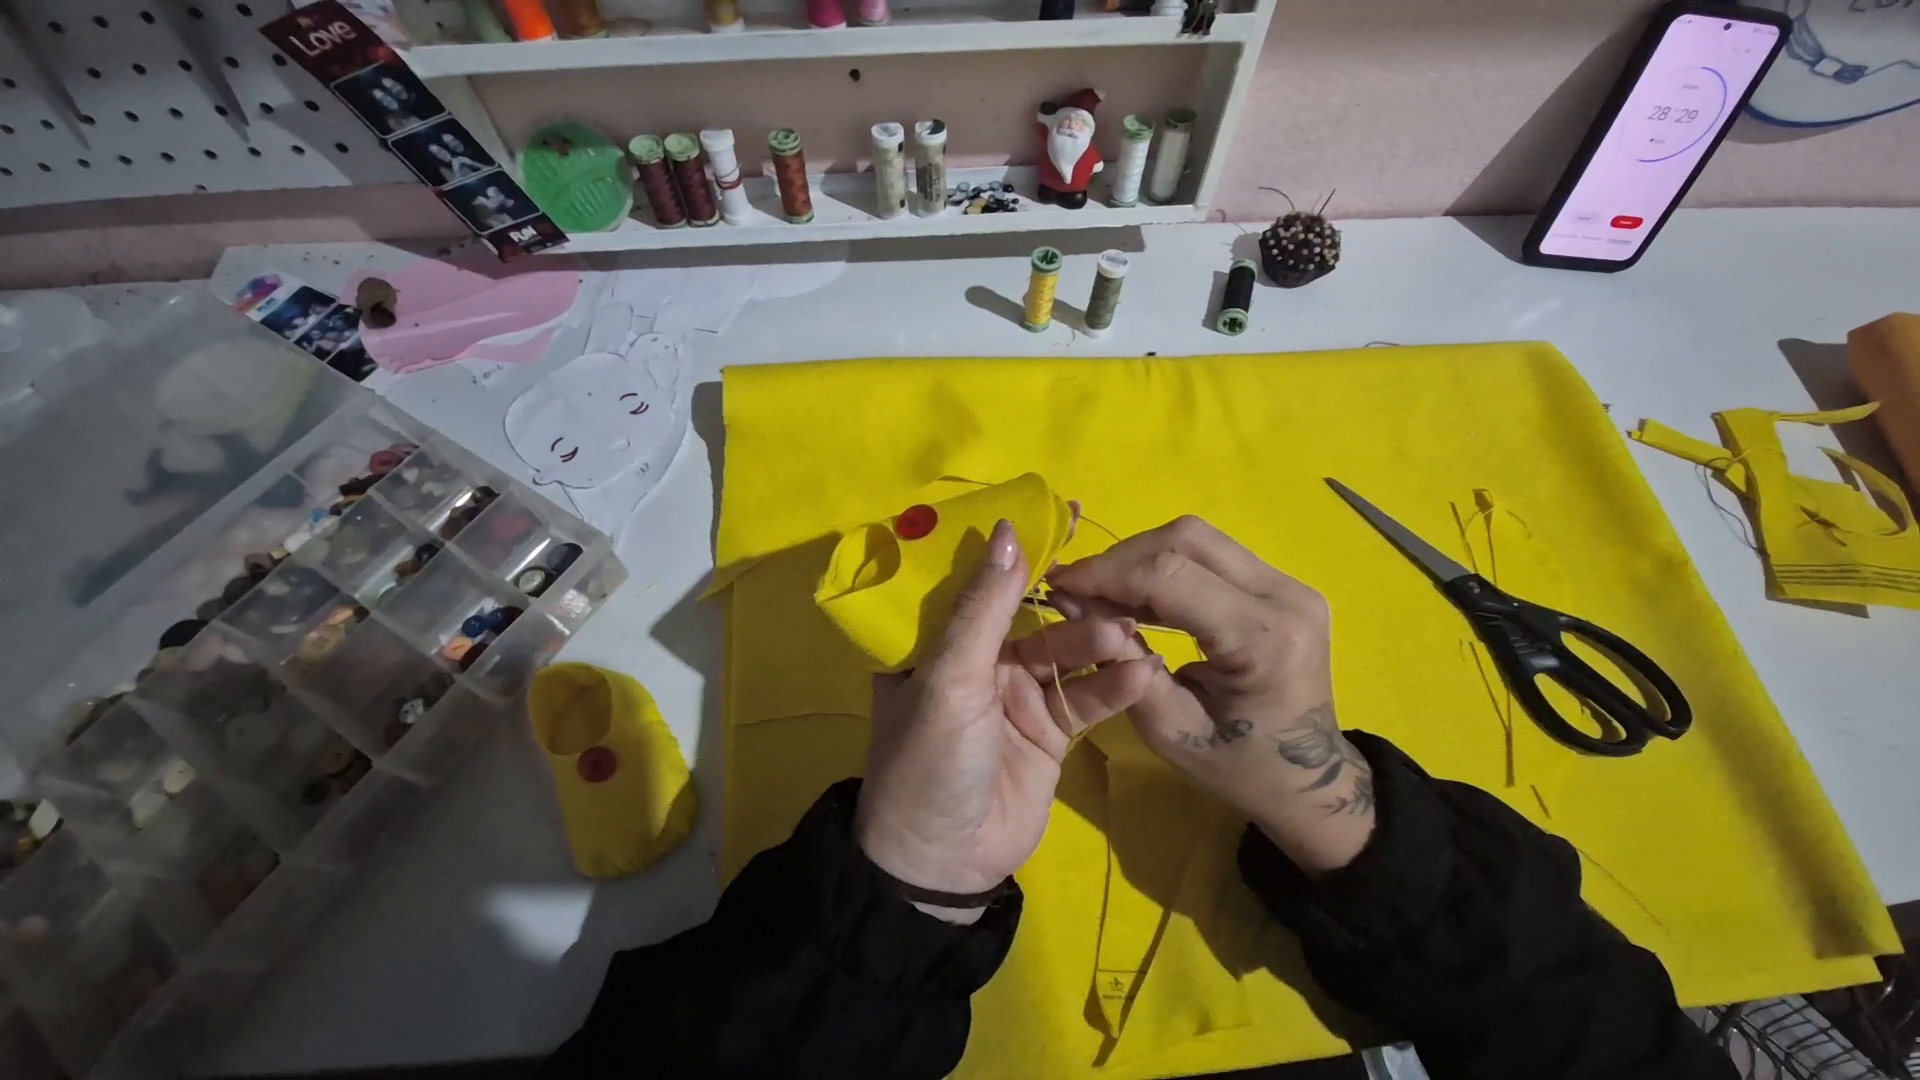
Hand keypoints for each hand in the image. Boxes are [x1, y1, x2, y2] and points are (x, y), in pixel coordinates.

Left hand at [856, 519, 1159, 922]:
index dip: (1022, 549)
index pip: (982, 580)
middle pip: (1035, 616)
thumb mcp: (950, 678)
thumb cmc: (932, 760)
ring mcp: (1017, 696)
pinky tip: (1142, 673)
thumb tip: (1008, 530)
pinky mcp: (1050, 730)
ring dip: (1099, 645)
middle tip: (1120, 593)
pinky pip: (1086, 697)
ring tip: (1130, 641)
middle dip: (1076, 606)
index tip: (1067, 516)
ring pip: (1067, 654)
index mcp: (939, 641)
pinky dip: (1113, 685)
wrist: (945, 862)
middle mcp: (979, 661)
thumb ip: (983, 607)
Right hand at [1047, 516, 1374, 873]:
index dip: (1107, 574)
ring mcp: (1291, 585)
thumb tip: (1074, 604)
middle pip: (1187, 540)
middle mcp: (1285, 598)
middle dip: (1121, 559)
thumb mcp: (1168, 728)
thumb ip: (1121, 661)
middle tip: (1078, 587)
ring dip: (1140, 557)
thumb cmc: (1237, 766)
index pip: (1171, 576)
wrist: (1310, 779)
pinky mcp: (1284, 584)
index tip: (1059, 584)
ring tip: (1102, 590)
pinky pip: (1212, 553)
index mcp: (1262, 640)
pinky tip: (1137, 592)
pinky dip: (1164, 564)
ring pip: (1198, 538)